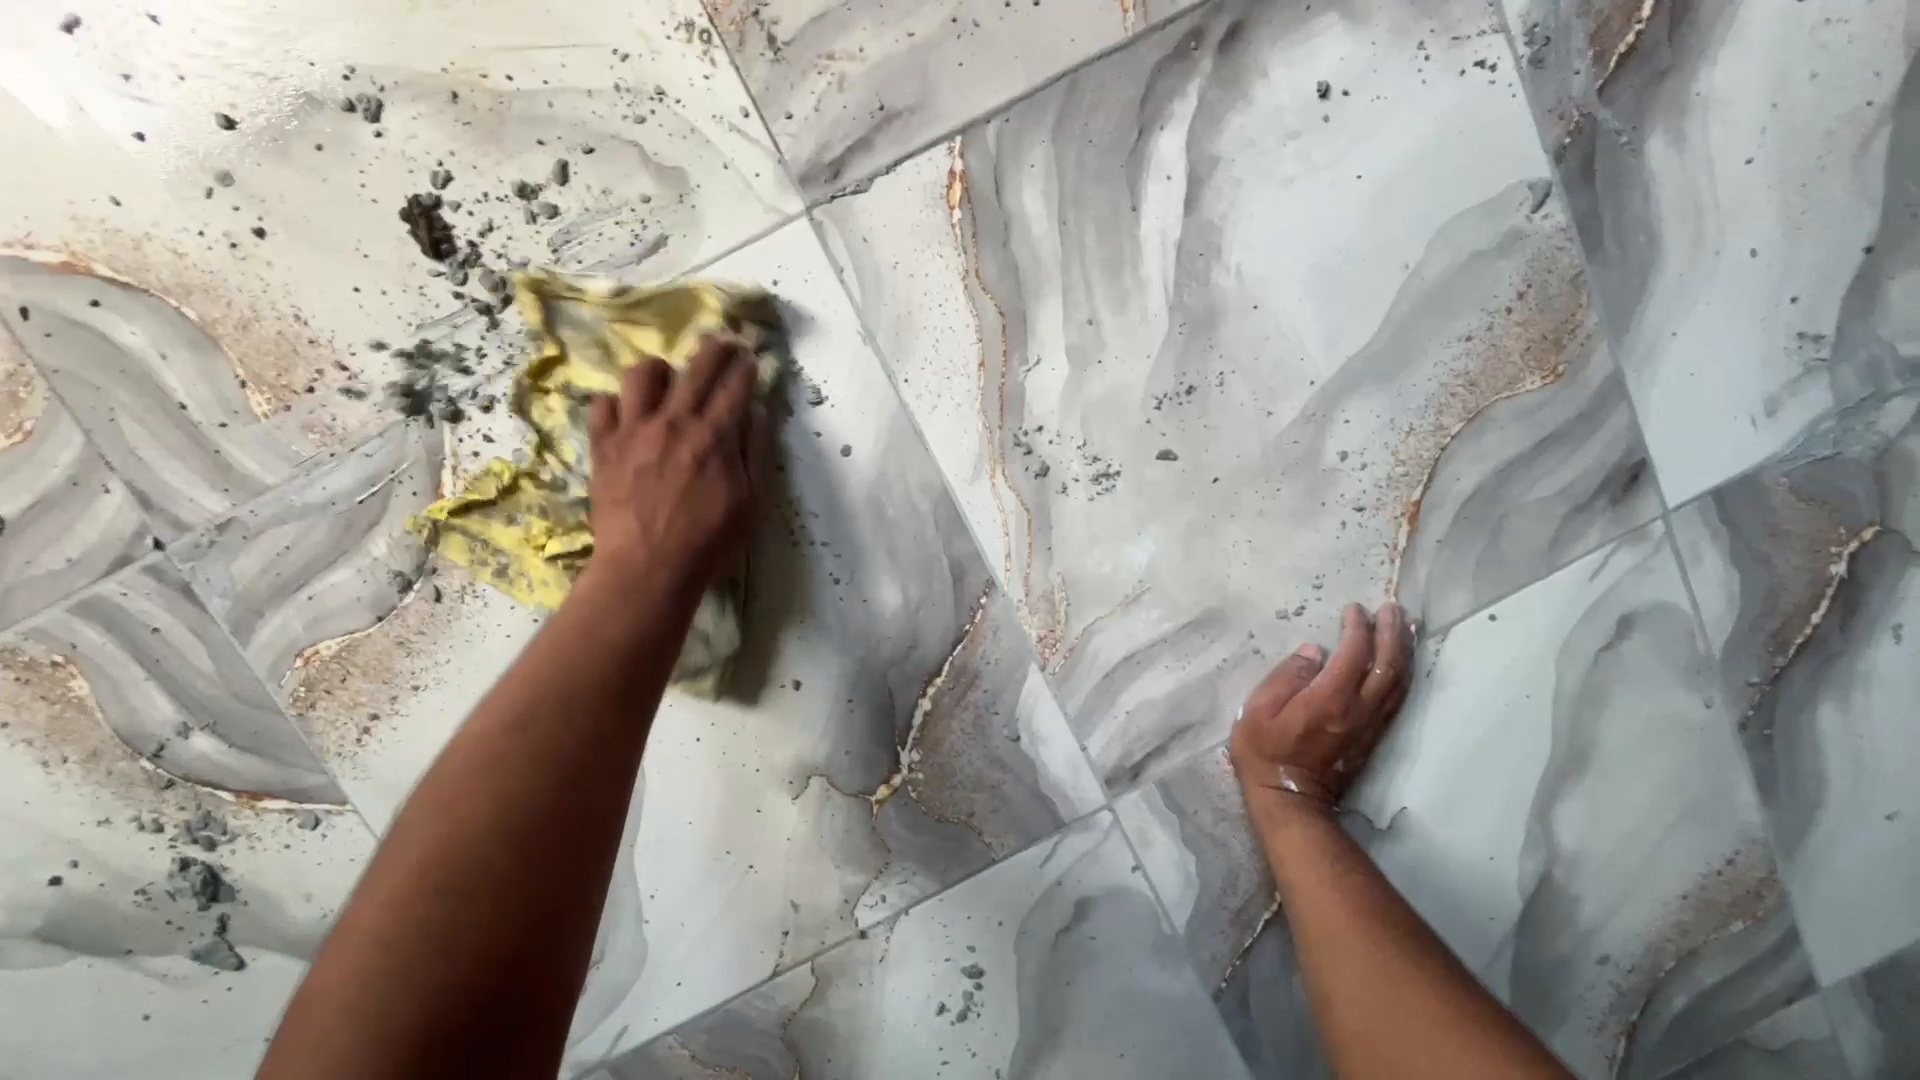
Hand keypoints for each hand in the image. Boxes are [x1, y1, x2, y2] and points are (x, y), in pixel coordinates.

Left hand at [585, 337, 767, 590]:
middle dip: (715, 348)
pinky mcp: (603, 447)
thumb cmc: (709, 542)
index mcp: (715, 436)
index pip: (735, 386)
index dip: (745, 366)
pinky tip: (626, 414)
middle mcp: (674, 422)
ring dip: (659, 369)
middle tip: (724, 343)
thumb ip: (755, 454)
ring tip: (666, 378)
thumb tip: (758, 415)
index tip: (751, 356)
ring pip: (641, 374)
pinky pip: (602, 405)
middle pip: (696, 367)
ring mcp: (634, 431)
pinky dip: (616, 404)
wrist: (647, 569)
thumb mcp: (751, 503)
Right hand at [1229, 602, 1413, 809]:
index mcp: (1330, 698)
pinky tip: (1402, 663)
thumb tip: (1313, 651)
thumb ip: (1286, 676)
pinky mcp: (1373, 736)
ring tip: (1406, 626)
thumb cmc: (1264, 752)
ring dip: (1404, 650)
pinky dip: (1404, 675)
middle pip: (1387, 664)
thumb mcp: (1258, 710)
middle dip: (1391, 632)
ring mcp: (1370, 724)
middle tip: (1392, 607)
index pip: (1353, 653)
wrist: (1289, 800)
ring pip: (1399, 681)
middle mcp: (1358, 709)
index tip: (1353, 608)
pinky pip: (1397, 699)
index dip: (1357, 626)